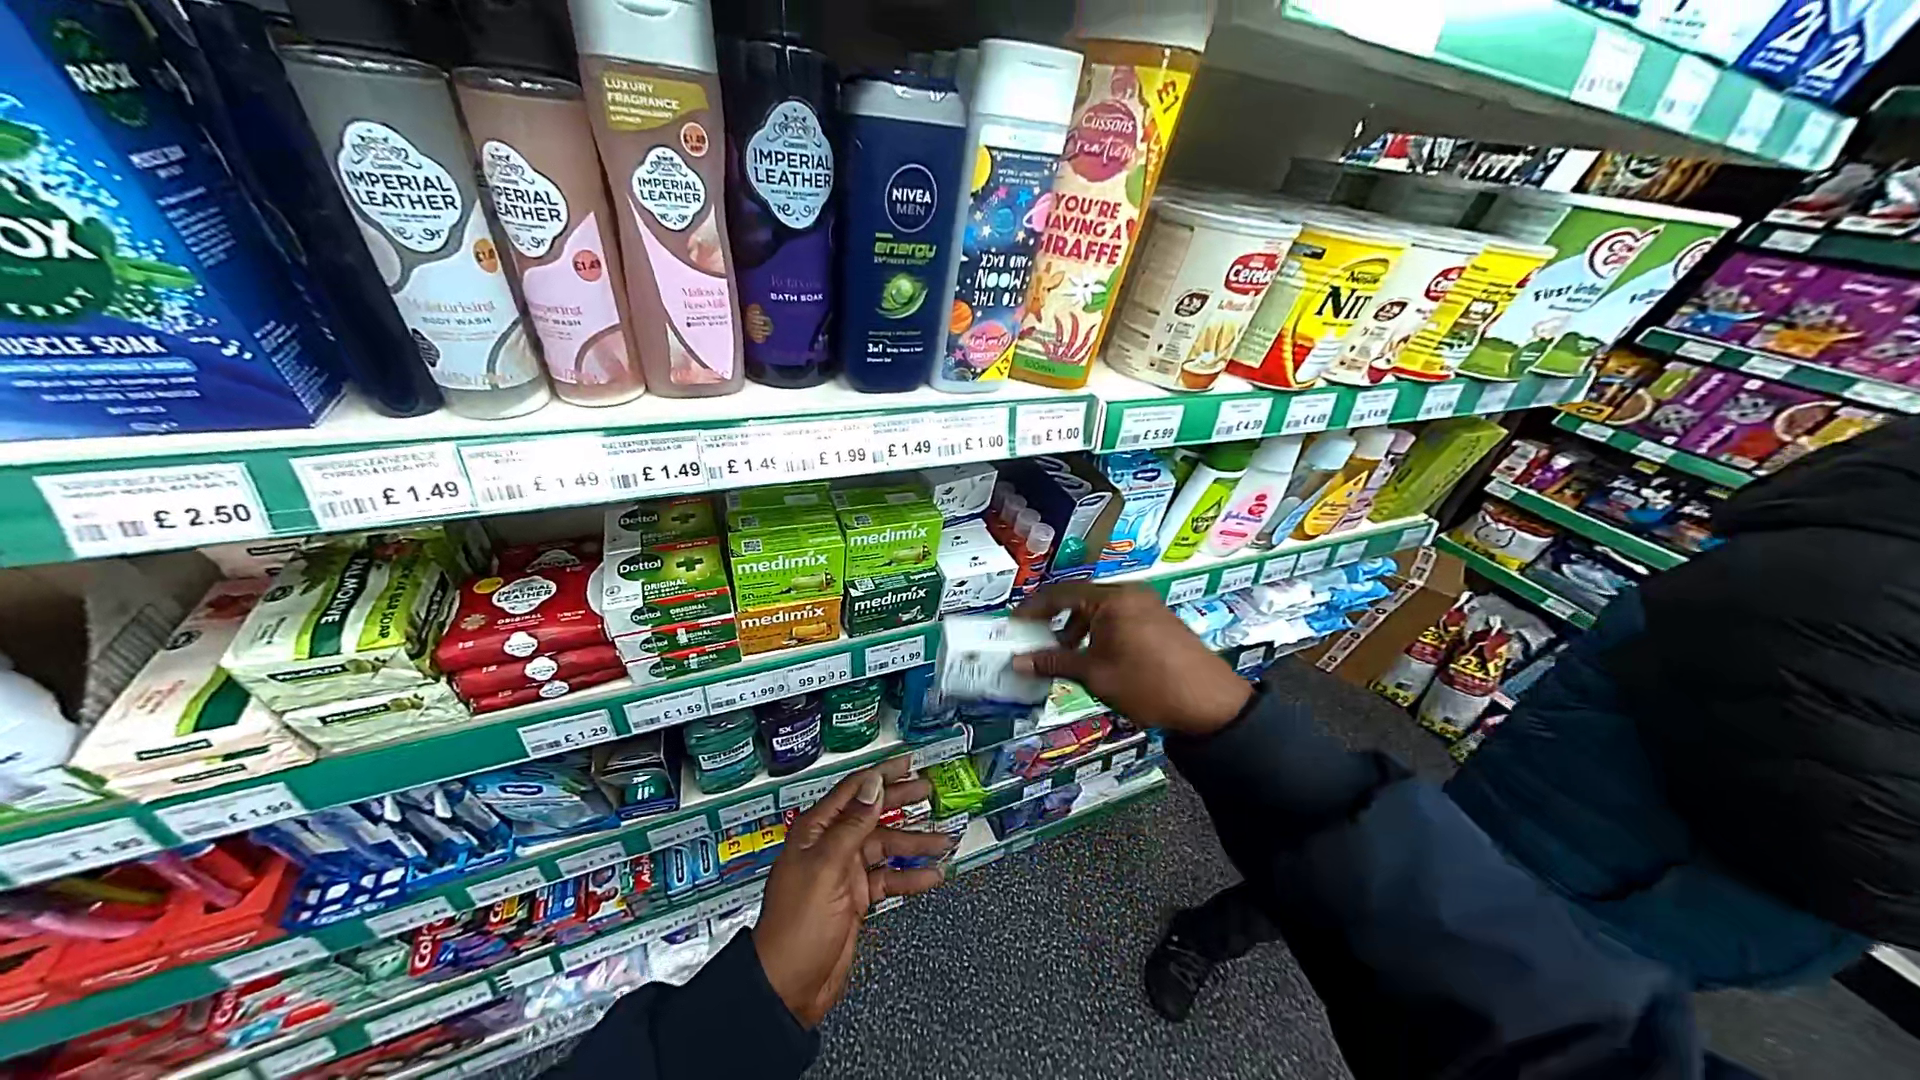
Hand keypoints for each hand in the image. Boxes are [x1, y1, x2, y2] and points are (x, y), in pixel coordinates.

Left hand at [752, 759, 947, 1028]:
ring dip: (916, 844)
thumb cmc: (796, 925)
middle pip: (874, 814)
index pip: (854, 790)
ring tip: (944, 841)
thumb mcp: (826, 868)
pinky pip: (890, 878)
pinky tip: (932, 875)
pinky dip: (911, 876)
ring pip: (887, 847)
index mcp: (816, 831)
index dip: (881, 773)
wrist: (788, 987)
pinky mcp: (857, 898)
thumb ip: (852, 825)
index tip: (907, 763)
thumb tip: (873, 785)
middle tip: (929, 791)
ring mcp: (845, 872)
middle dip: (902, 800)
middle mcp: (831, 846)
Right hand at [1013, 582, 1252, 736]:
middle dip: (1056, 622)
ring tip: (1066, 657)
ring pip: (1101, 610)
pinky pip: (1119, 618)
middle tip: (1037, 643)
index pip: (1060, 593)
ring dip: (1079, 629)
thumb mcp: (1095, 674)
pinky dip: (1100, 633)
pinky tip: (1096, 658)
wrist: (1211, 705)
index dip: (1033, 609)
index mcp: (1113, 598)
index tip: (1013, 625)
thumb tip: (1018, 662)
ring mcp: (1148, 605)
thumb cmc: (1148, 685)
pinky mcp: (1159, 620)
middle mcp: (1130, 593)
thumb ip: (1054, 662)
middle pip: (1081, 599)